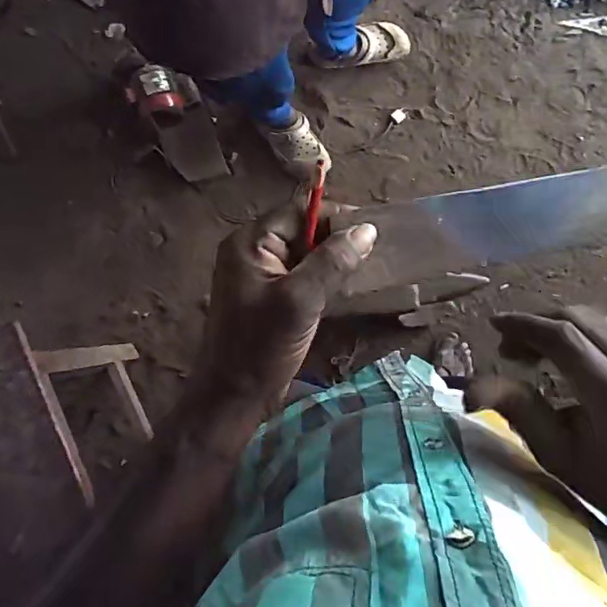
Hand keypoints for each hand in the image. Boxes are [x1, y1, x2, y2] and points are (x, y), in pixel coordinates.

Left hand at [194, 204, 375, 410]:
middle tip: (373, 254)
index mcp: (249, 242)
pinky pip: (299, 275)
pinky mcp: (268, 296)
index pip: (297, 211)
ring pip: (303, 253)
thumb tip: (367, 229)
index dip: (334, 217)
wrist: (232, 394)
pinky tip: (346, 288)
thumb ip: (332, 262)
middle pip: (301, 230)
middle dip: (335, 239)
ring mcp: (258, 274)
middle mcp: (250, 251)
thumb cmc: (261, 345)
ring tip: (366, 269)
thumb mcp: (300, 300)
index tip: (371, 231)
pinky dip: (321, 278)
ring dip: (331, 260)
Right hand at [483, 307, 606, 543]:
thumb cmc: (598, 479)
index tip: (495, 325)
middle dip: (535, 324)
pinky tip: (557, 353)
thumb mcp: (549, 450)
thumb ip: (515, 408)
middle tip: (508, 347)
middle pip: (579, 322)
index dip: (526, 326)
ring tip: (529, 352)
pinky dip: (573, 332)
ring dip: (551, 327)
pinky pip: (606, 329)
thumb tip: (468, 389)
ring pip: (592, 320)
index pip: (568, 341)